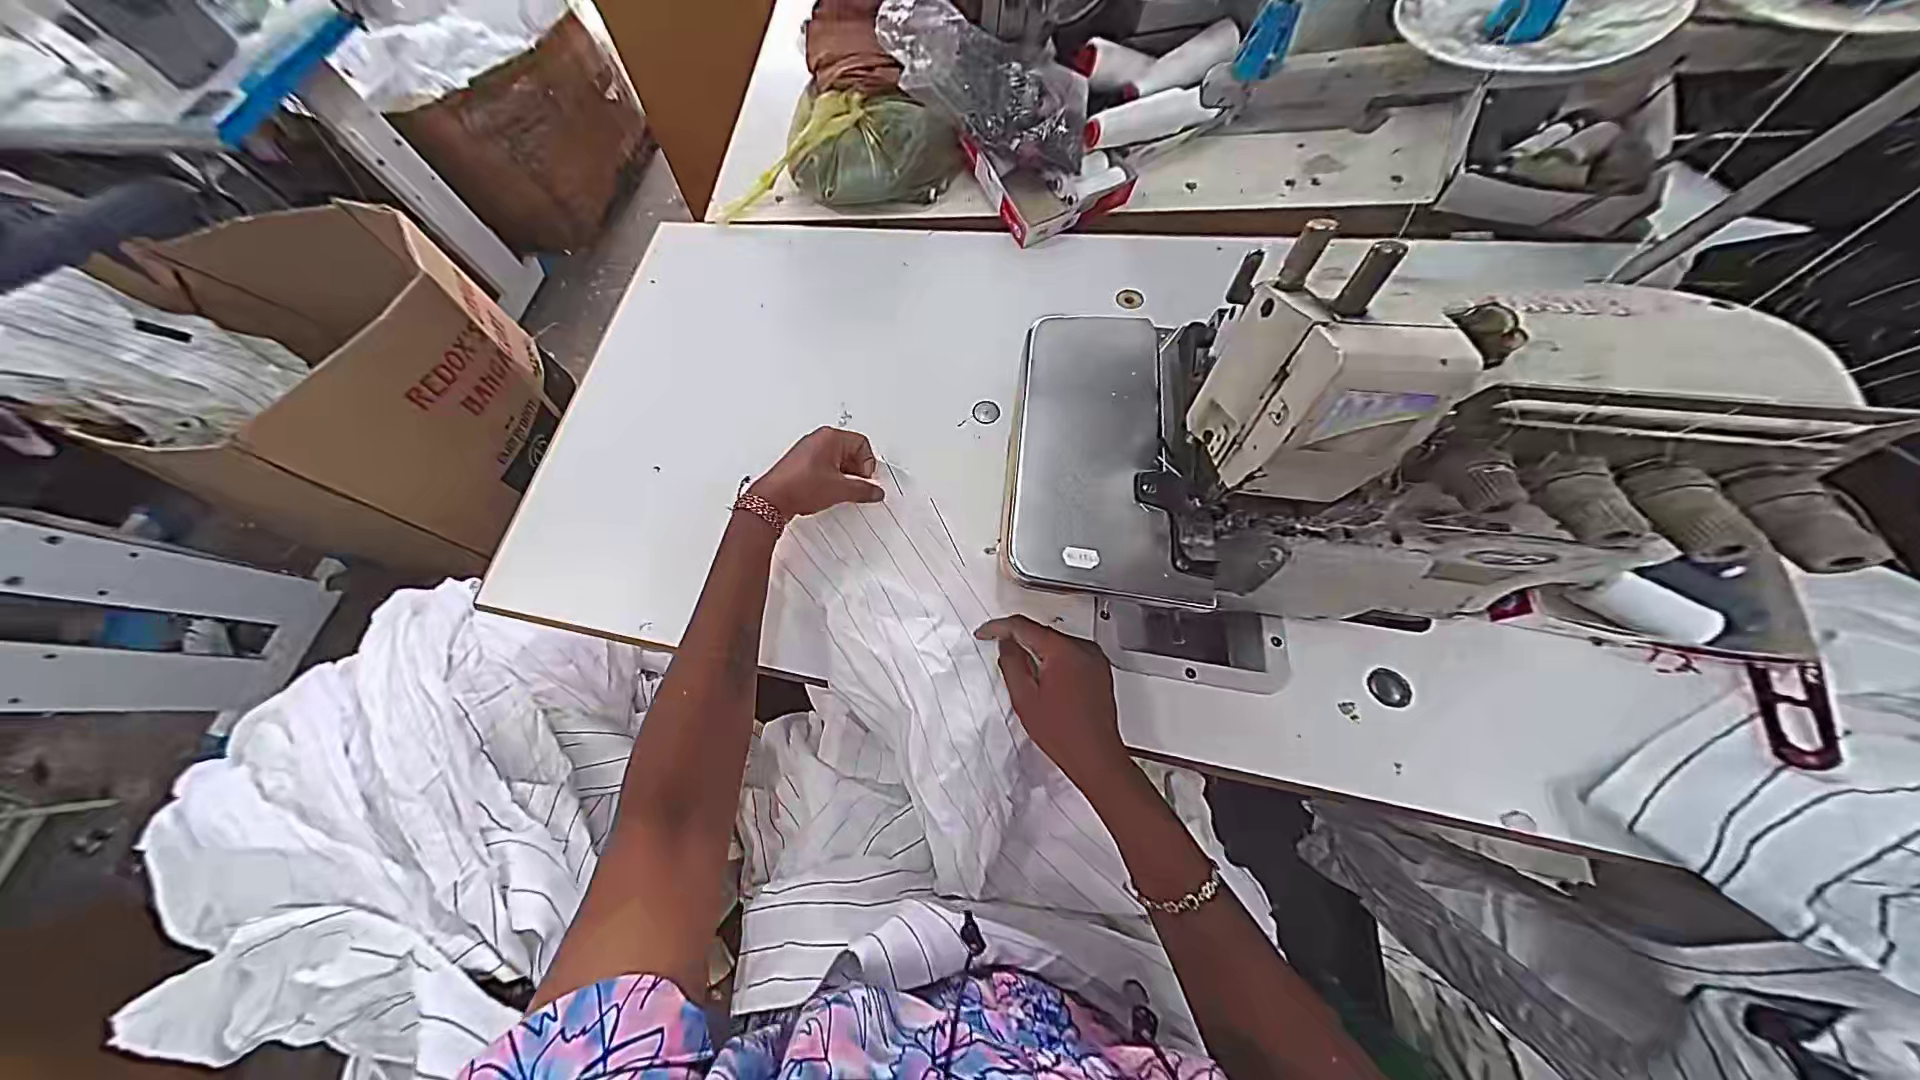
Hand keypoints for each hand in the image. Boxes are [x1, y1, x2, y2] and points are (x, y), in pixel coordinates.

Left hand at [749, 427, 884, 518]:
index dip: (868, 463)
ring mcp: (808, 451)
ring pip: (838, 460)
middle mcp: (818, 440)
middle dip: (857, 470)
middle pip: (851, 450)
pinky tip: (828, 493)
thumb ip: (863, 489)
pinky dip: (831, 479)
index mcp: (830, 437)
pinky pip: (825, 467)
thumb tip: (874, 491)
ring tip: (841, 491)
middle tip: (857, 485)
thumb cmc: (798, 486)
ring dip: (844, 476)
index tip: (865, 479)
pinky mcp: (802, 464)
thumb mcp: (840, 489)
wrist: (772, 500)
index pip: (862, 443)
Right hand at [975, 615, 1129, 786]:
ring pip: (1056, 641)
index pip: (1023, 626)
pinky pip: (1071, 652)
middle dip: (1018, 638)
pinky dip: (1054, 658)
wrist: (1095, 755)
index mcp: (1063, 651)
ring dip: (1037, 649)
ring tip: (1023, 671)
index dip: (999, 627)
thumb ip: (1011, 663)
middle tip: (998, 647)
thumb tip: (1006, 644)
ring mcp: (1095, 658)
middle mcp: (1083, 649)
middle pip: (1041, 632)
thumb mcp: (1024, 698)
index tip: (986, 632)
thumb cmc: (1065, 734)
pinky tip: (1046, 677)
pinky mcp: (1100, 668)